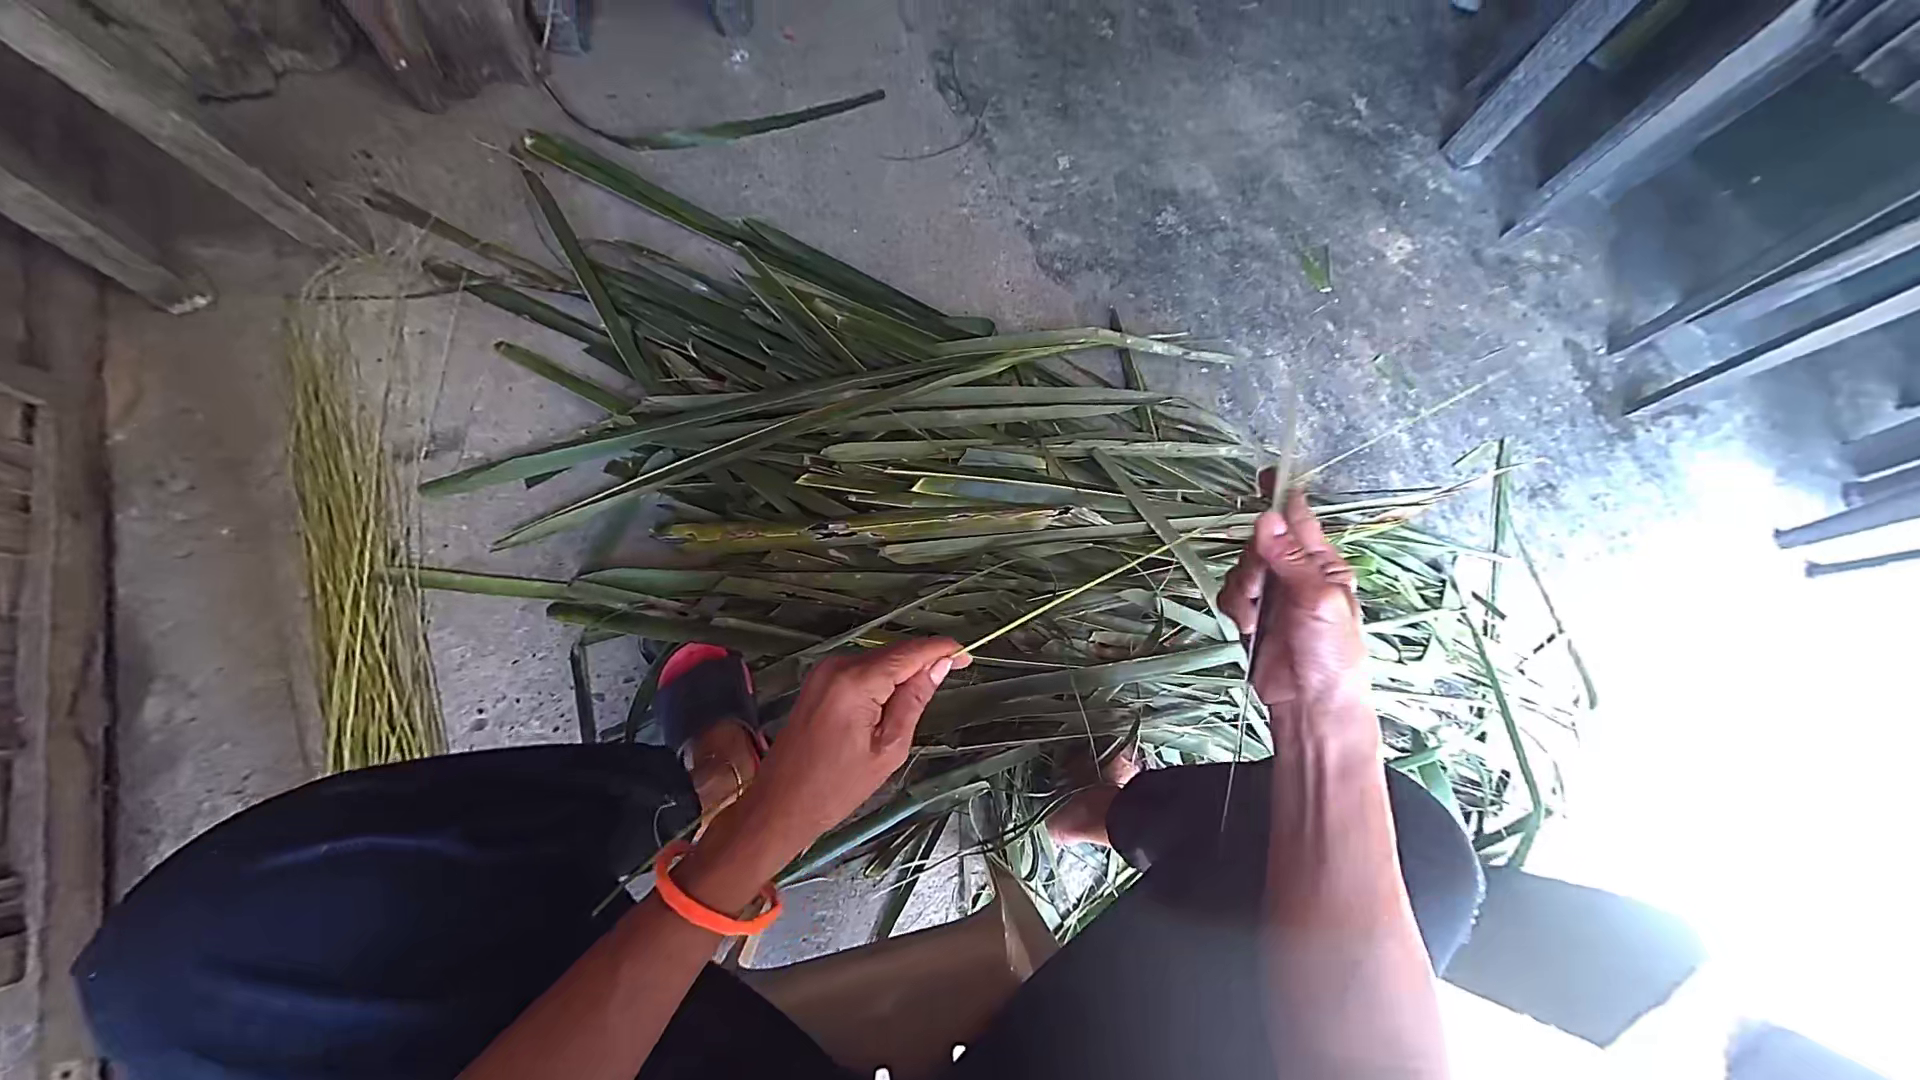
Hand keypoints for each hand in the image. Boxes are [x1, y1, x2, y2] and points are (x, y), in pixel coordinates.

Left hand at [732, 639, 969, 857]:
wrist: (779, 803)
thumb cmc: (836, 787)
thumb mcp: (888, 748)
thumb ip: (914, 700)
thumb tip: (939, 667)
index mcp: (856, 681)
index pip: (910, 652)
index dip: (942, 650)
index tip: (967, 654)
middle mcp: (839, 665)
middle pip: (894, 651)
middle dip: (925, 659)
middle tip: (956, 672)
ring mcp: (825, 670)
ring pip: (879, 658)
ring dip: (905, 668)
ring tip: (926, 691)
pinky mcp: (819, 680)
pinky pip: (862, 668)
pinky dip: (884, 676)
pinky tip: (896, 695)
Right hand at [1220, 489, 1371, 732]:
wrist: (1308, 703)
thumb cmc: (1331, 653)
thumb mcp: (1318, 601)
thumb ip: (1289, 559)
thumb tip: (1266, 518)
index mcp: (1323, 565)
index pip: (1300, 520)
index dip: (1282, 497)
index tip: (1265, 474)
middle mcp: (1294, 574)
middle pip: (1259, 543)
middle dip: (1253, 563)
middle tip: (1261, 589)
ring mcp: (1270, 595)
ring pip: (1239, 569)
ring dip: (1242, 591)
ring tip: (1256, 618)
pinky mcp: (1248, 614)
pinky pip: (1228, 595)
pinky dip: (1233, 609)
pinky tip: (1247, 628)